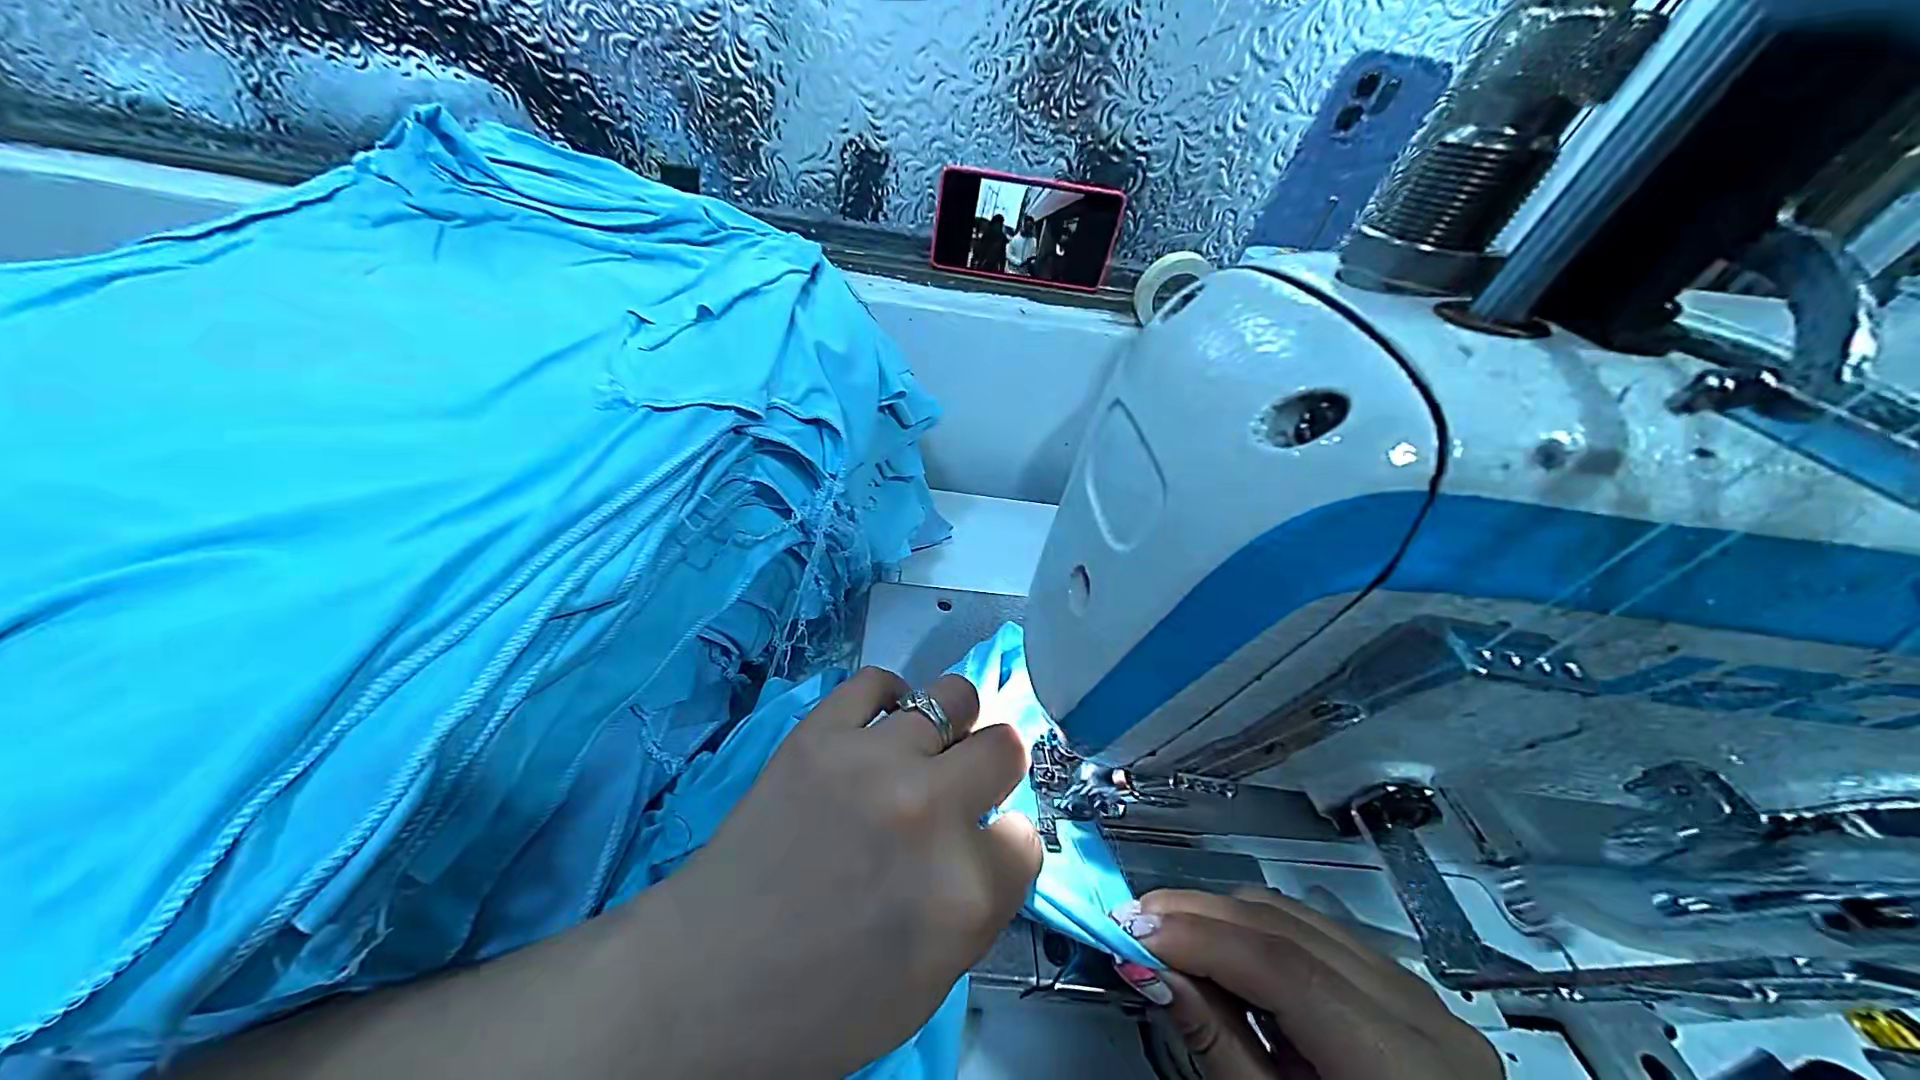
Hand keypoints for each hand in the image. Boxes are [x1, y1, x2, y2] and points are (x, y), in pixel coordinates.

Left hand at [634, 668, 1042, 1077]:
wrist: (706, 980)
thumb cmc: (822, 1003)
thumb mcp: (931, 981)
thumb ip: (979, 902)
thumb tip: (994, 837)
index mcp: (964, 891)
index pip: (1026, 835)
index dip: (1002, 843)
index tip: (978, 846)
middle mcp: (930, 811)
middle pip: (1004, 747)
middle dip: (992, 770)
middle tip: (959, 787)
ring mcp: (873, 762)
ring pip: (952, 696)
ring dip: (949, 726)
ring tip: (923, 749)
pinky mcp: (819, 733)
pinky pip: (877, 682)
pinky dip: (888, 699)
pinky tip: (879, 725)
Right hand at [1118, 888, 1502, 1079]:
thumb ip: (1216, 1044)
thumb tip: (1149, 970)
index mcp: (1399, 1062)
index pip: (1283, 964)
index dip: (1199, 937)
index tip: (1130, 930)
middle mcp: (1419, 1011)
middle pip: (1287, 926)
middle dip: (1198, 914)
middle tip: (1132, 921)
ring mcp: (1414, 991)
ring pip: (1296, 916)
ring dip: (1220, 917)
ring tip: (1165, 933)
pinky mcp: (1397, 985)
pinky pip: (1312, 932)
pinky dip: (1254, 931)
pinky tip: (1216, 948)